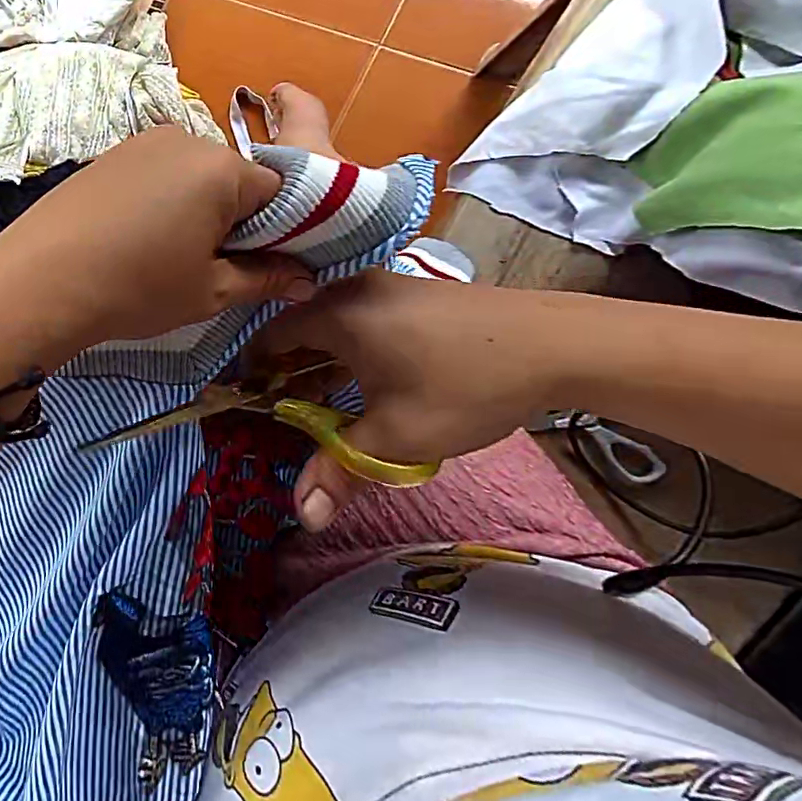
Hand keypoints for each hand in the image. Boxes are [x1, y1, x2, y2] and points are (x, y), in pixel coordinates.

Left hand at [0, 127, 314, 403]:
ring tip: (171, 254)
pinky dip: (165, 202)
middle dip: (237, 220)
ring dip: (200, 211)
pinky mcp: (111, 155)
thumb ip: (265, 279)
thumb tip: (308, 281)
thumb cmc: (138, 287)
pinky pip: (160, 174)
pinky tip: (139, 237)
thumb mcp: (210, 291)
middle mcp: (186, 139)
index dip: (277, 232)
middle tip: (213, 265)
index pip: (277, 192)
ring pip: (196, 177)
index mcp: (221, 169)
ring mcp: (143, 142)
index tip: (260, 265)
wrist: (39, 281)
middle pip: (235, 180)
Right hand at [255, 272, 566, 530]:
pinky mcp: (417, 292)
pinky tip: (369, 377)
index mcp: (340, 314)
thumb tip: (302, 515)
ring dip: (324, 359)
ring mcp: (391, 284)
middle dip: (289, 368)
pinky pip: (364, 317)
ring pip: (336, 322)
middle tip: (283, 409)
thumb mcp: (397, 437)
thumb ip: (341, 470)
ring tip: (322, 400)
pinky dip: (352, 346)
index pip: (273, 334)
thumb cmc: (463, 385)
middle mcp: (357, 289)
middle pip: (303, 326)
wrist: (553, 344)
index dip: (255, 369)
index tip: (248, 401)